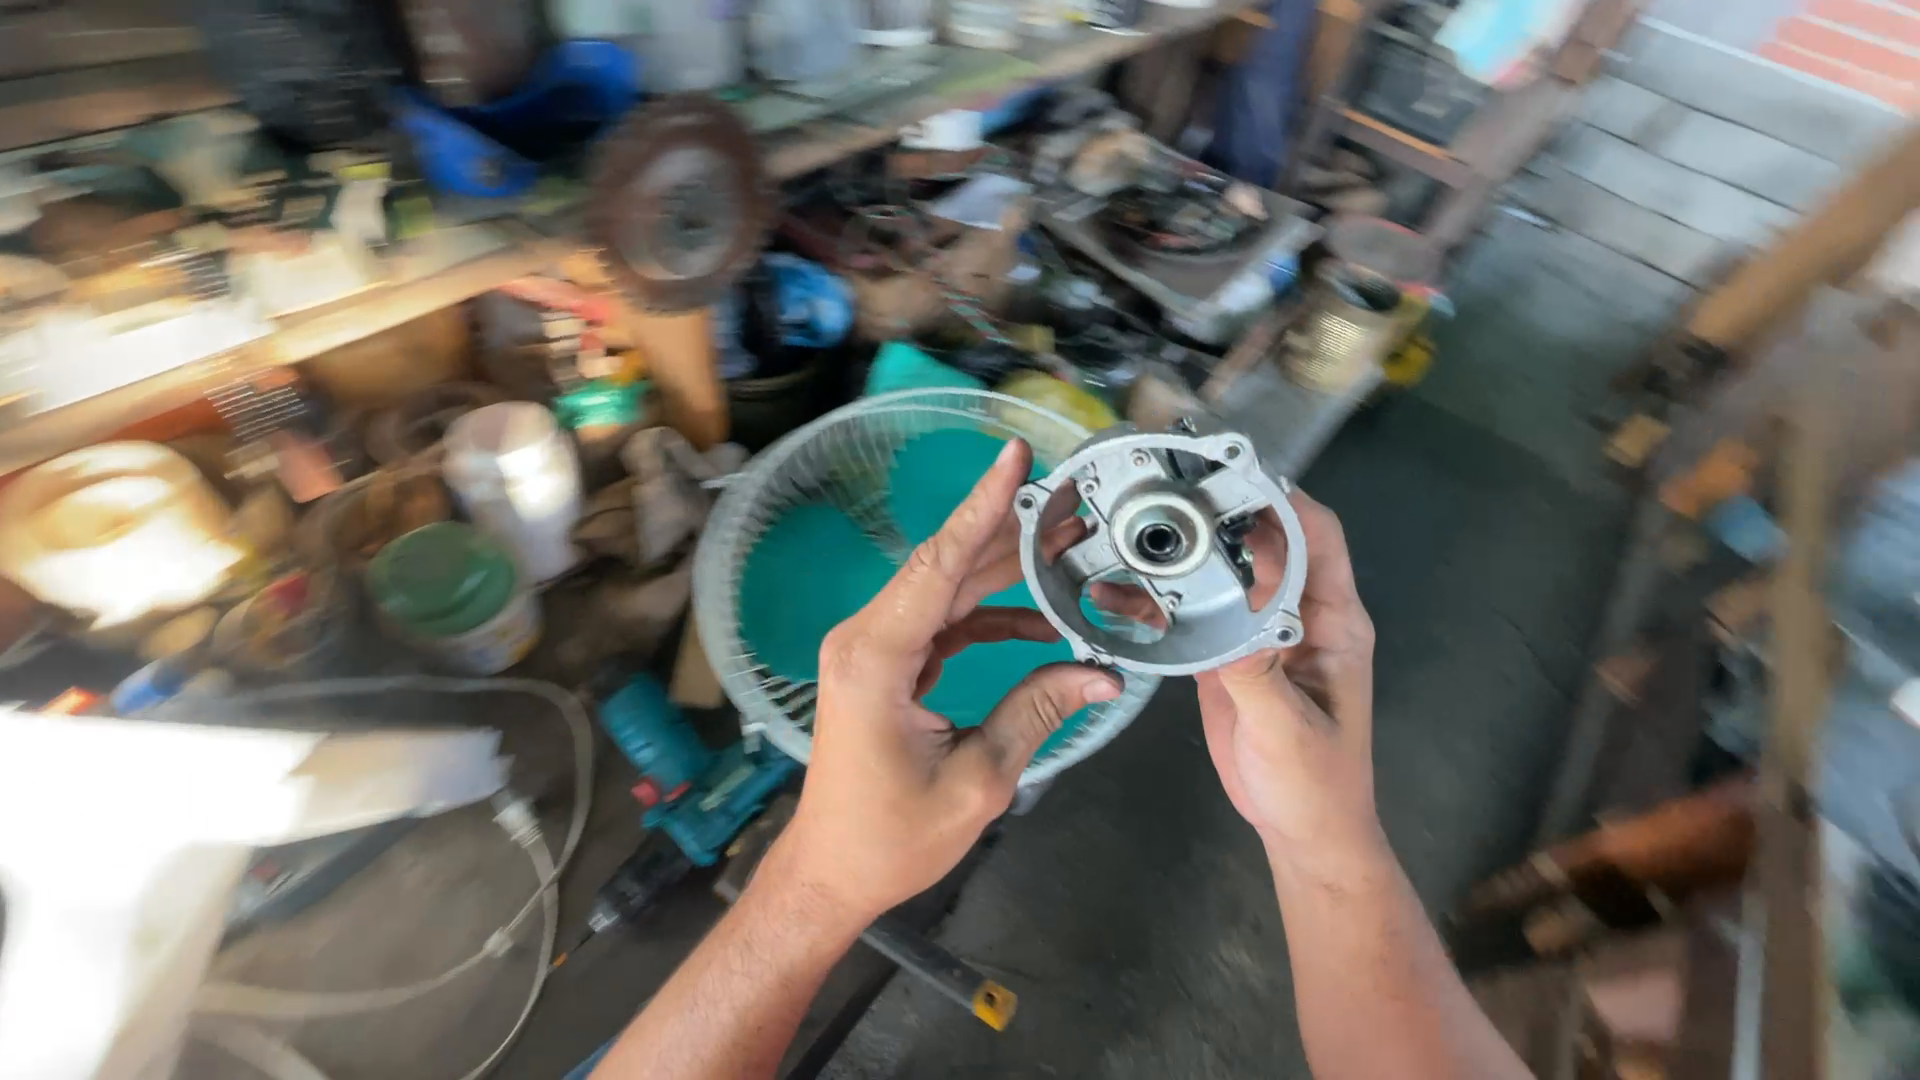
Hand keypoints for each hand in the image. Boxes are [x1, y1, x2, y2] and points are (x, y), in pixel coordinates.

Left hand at [765, 438, 1122, 922]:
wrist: (833, 870)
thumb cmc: (892, 836)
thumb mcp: (978, 779)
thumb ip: (1037, 712)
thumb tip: (1102, 674)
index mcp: (877, 656)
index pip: (939, 563)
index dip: (982, 506)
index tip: (1013, 457)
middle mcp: (869, 637)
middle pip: (946, 565)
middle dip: (1006, 529)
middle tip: (1066, 500)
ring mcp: (876, 648)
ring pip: (947, 589)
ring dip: (1003, 570)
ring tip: (1067, 548)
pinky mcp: (889, 664)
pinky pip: (944, 622)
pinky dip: (989, 617)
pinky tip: (1039, 624)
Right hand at [1091, 490, 1378, 865]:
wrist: (1297, 826)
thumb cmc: (1314, 782)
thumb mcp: (1290, 730)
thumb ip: (1259, 674)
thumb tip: (1229, 621)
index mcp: (1331, 622)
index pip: (1319, 539)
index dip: (1285, 501)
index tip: (1236, 475)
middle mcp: (1295, 615)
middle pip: (1265, 544)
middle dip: (1222, 514)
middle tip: (1170, 492)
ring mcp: (1257, 631)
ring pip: (1224, 573)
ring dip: (1184, 555)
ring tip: (1135, 538)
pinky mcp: (1225, 653)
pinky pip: (1195, 613)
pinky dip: (1161, 600)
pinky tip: (1124, 596)